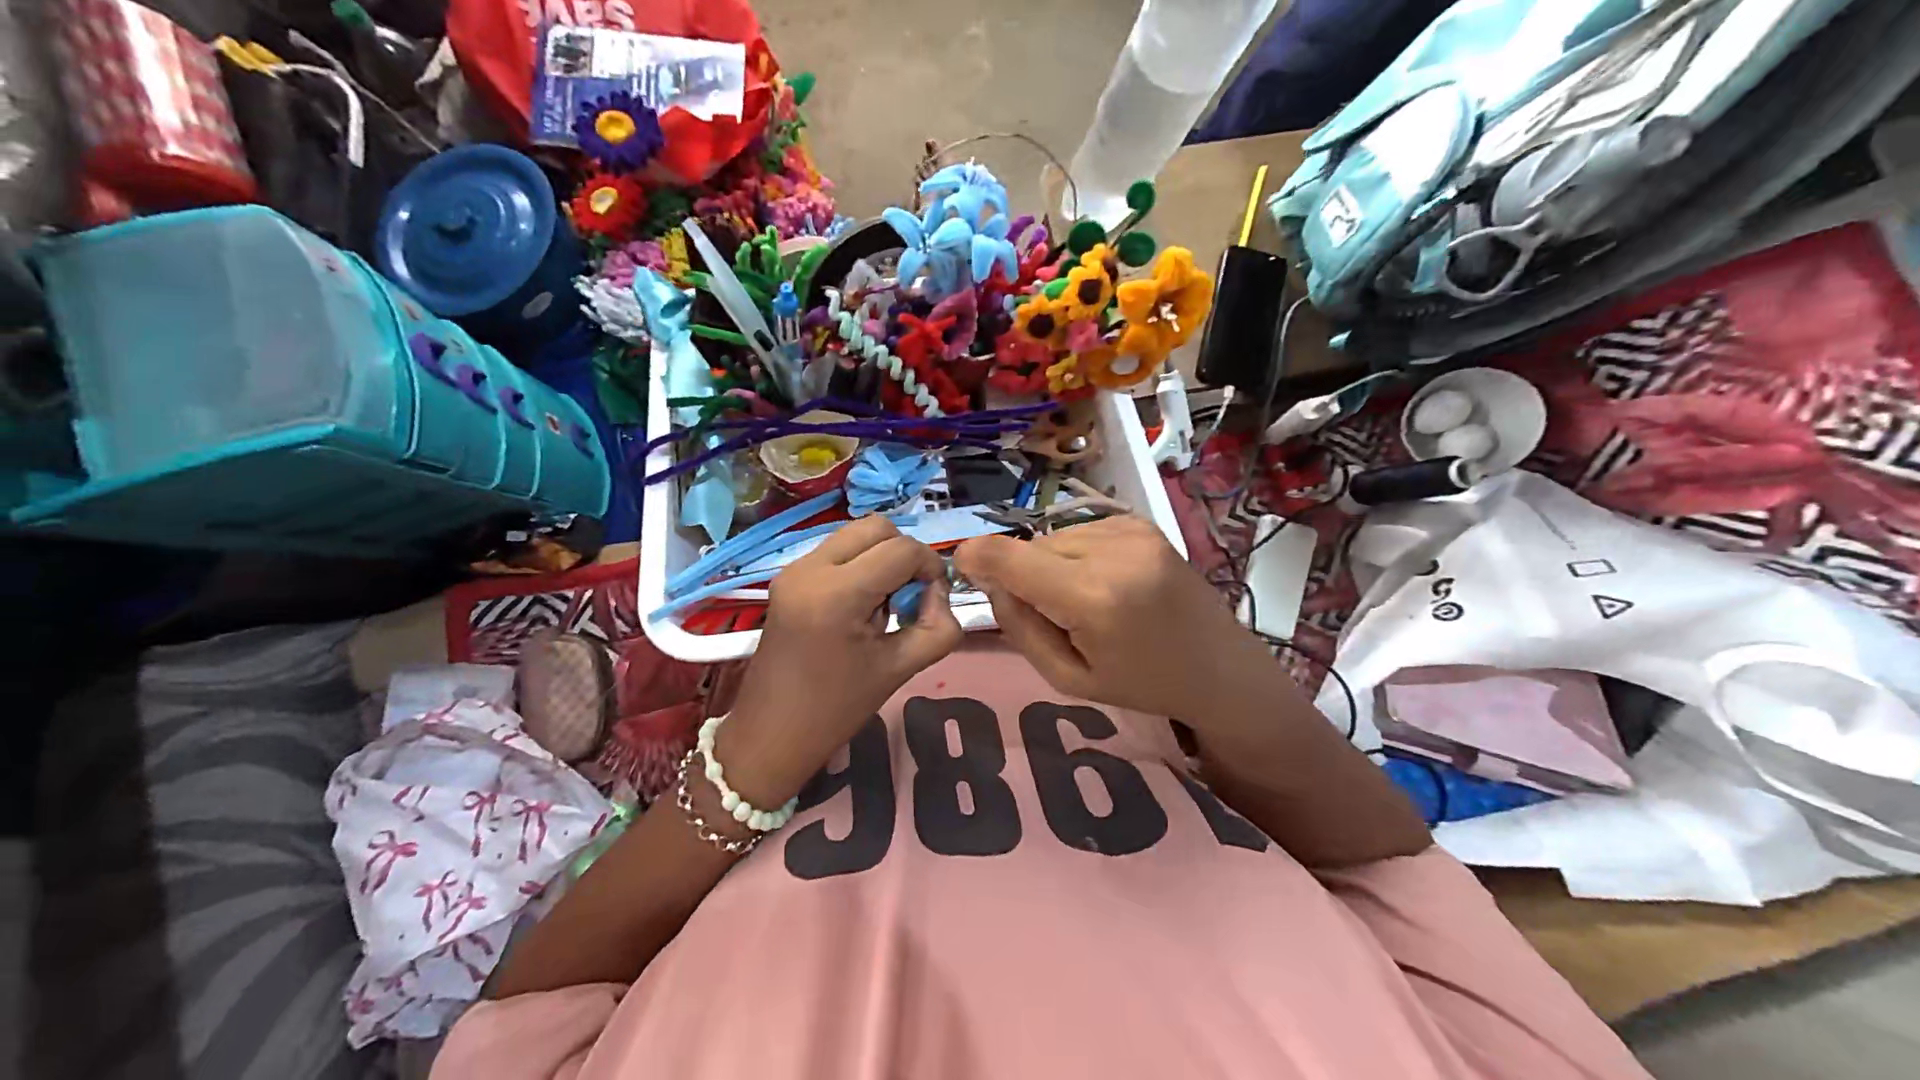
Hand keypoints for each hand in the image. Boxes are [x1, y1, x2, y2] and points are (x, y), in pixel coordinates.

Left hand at [719, 516, 962, 805]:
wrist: (772, 732)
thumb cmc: (837, 708)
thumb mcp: (901, 669)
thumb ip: (938, 627)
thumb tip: (938, 593)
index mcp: (837, 594)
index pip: (902, 549)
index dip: (929, 567)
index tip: (933, 600)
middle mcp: (811, 568)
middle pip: (877, 527)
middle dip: (904, 554)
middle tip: (909, 596)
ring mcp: (794, 569)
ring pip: (856, 534)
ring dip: (881, 557)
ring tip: (883, 603)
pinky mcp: (787, 576)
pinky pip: (837, 549)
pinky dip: (860, 564)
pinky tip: (860, 605)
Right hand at [955, 515, 1284, 722]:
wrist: (1219, 665)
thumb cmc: (1143, 684)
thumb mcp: (1068, 678)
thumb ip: (1019, 628)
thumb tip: (990, 581)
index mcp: (1093, 597)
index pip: (1010, 557)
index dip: (976, 558)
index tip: (964, 568)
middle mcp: (1112, 550)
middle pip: (1031, 548)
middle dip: (1026, 577)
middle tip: (1056, 616)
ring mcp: (1131, 530)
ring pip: (1054, 538)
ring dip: (1052, 565)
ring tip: (1086, 601)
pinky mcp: (1142, 522)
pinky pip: (1081, 531)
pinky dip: (1078, 555)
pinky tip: (1105, 582)